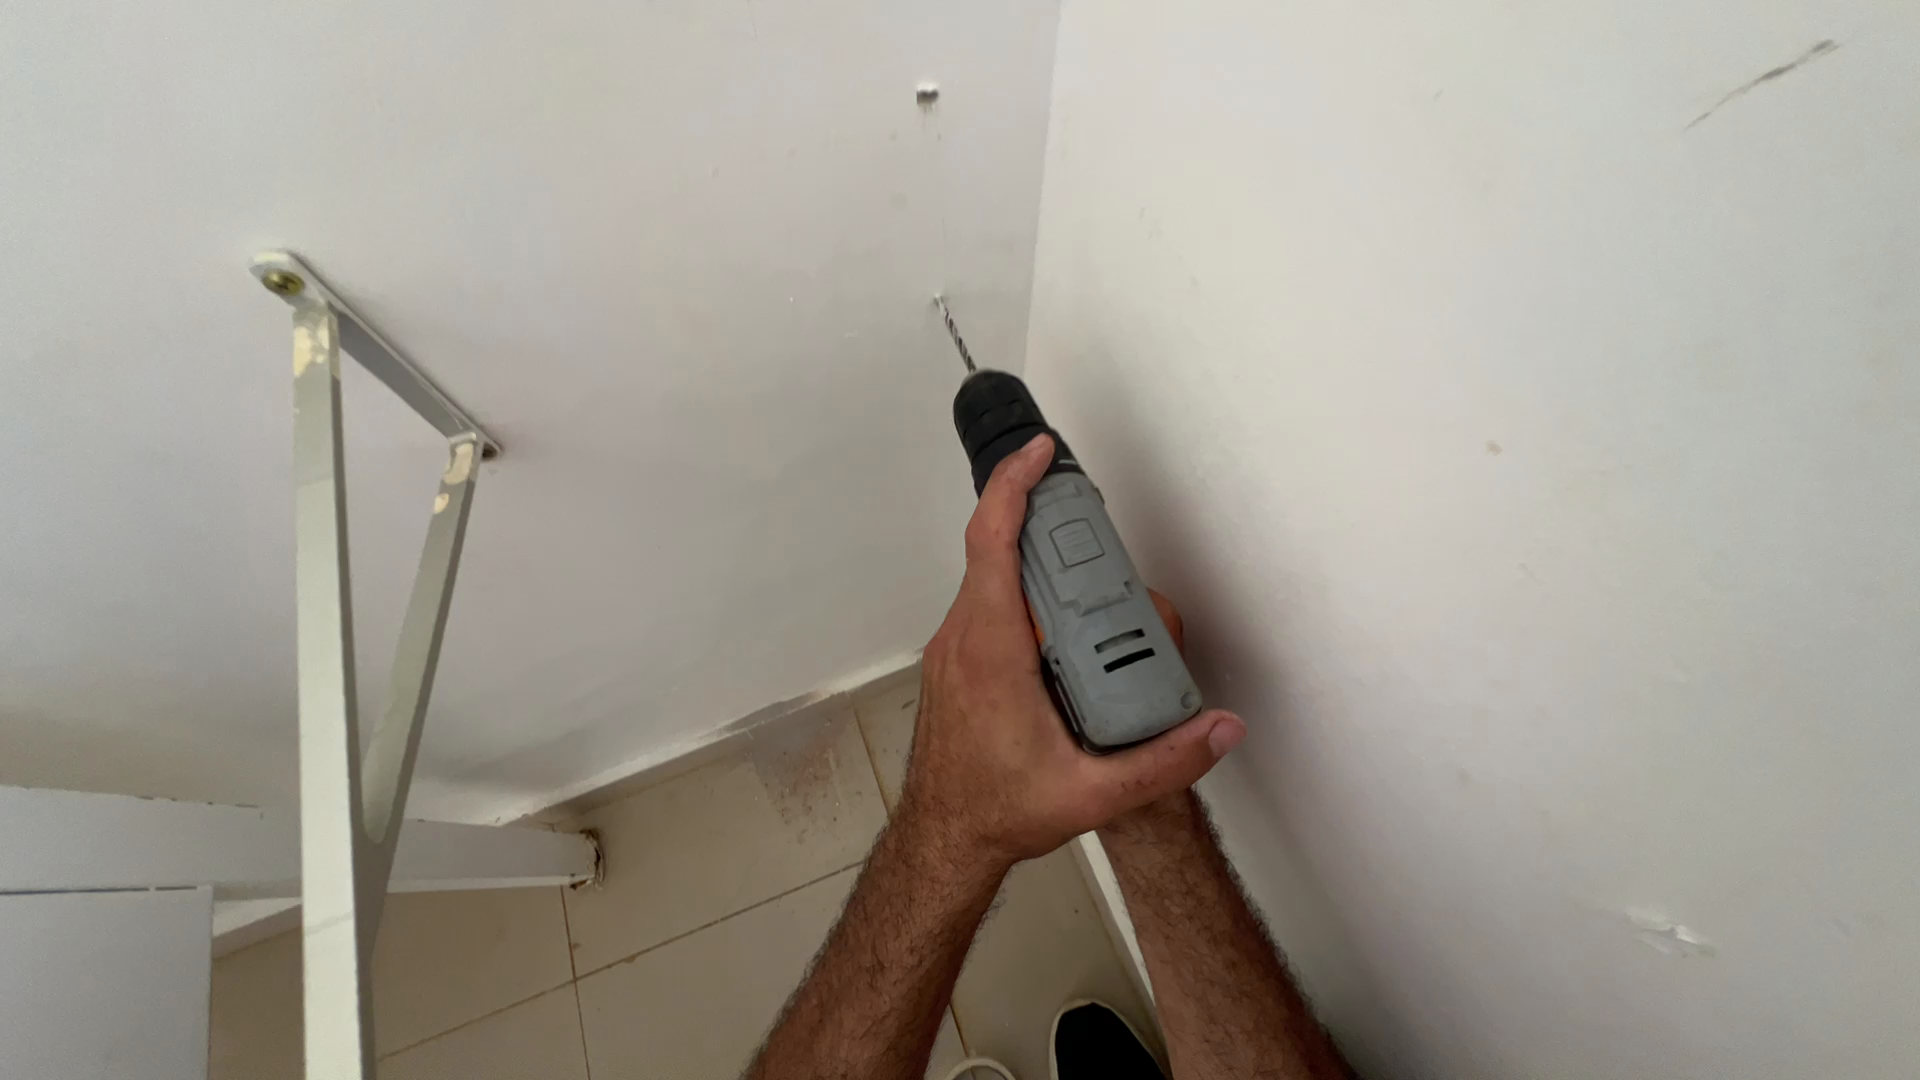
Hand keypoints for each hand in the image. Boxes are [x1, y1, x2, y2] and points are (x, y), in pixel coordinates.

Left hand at [899, 433, 1246, 867]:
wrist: (943, 836)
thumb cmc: (999, 811)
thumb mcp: (1091, 795)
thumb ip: (1163, 762)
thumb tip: (1220, 728)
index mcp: (992, 652)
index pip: (992, 544)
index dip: (1013, 488)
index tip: (1039, 454)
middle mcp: (963, 637)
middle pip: (993, 548)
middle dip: (1036, 513)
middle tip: (1084, 504)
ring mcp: (952, 646)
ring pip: (987, 574)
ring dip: (1028, 553)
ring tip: (1082, 561)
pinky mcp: (955, 658)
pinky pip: (983, 600)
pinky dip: (1016, 585)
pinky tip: (1056, 613)